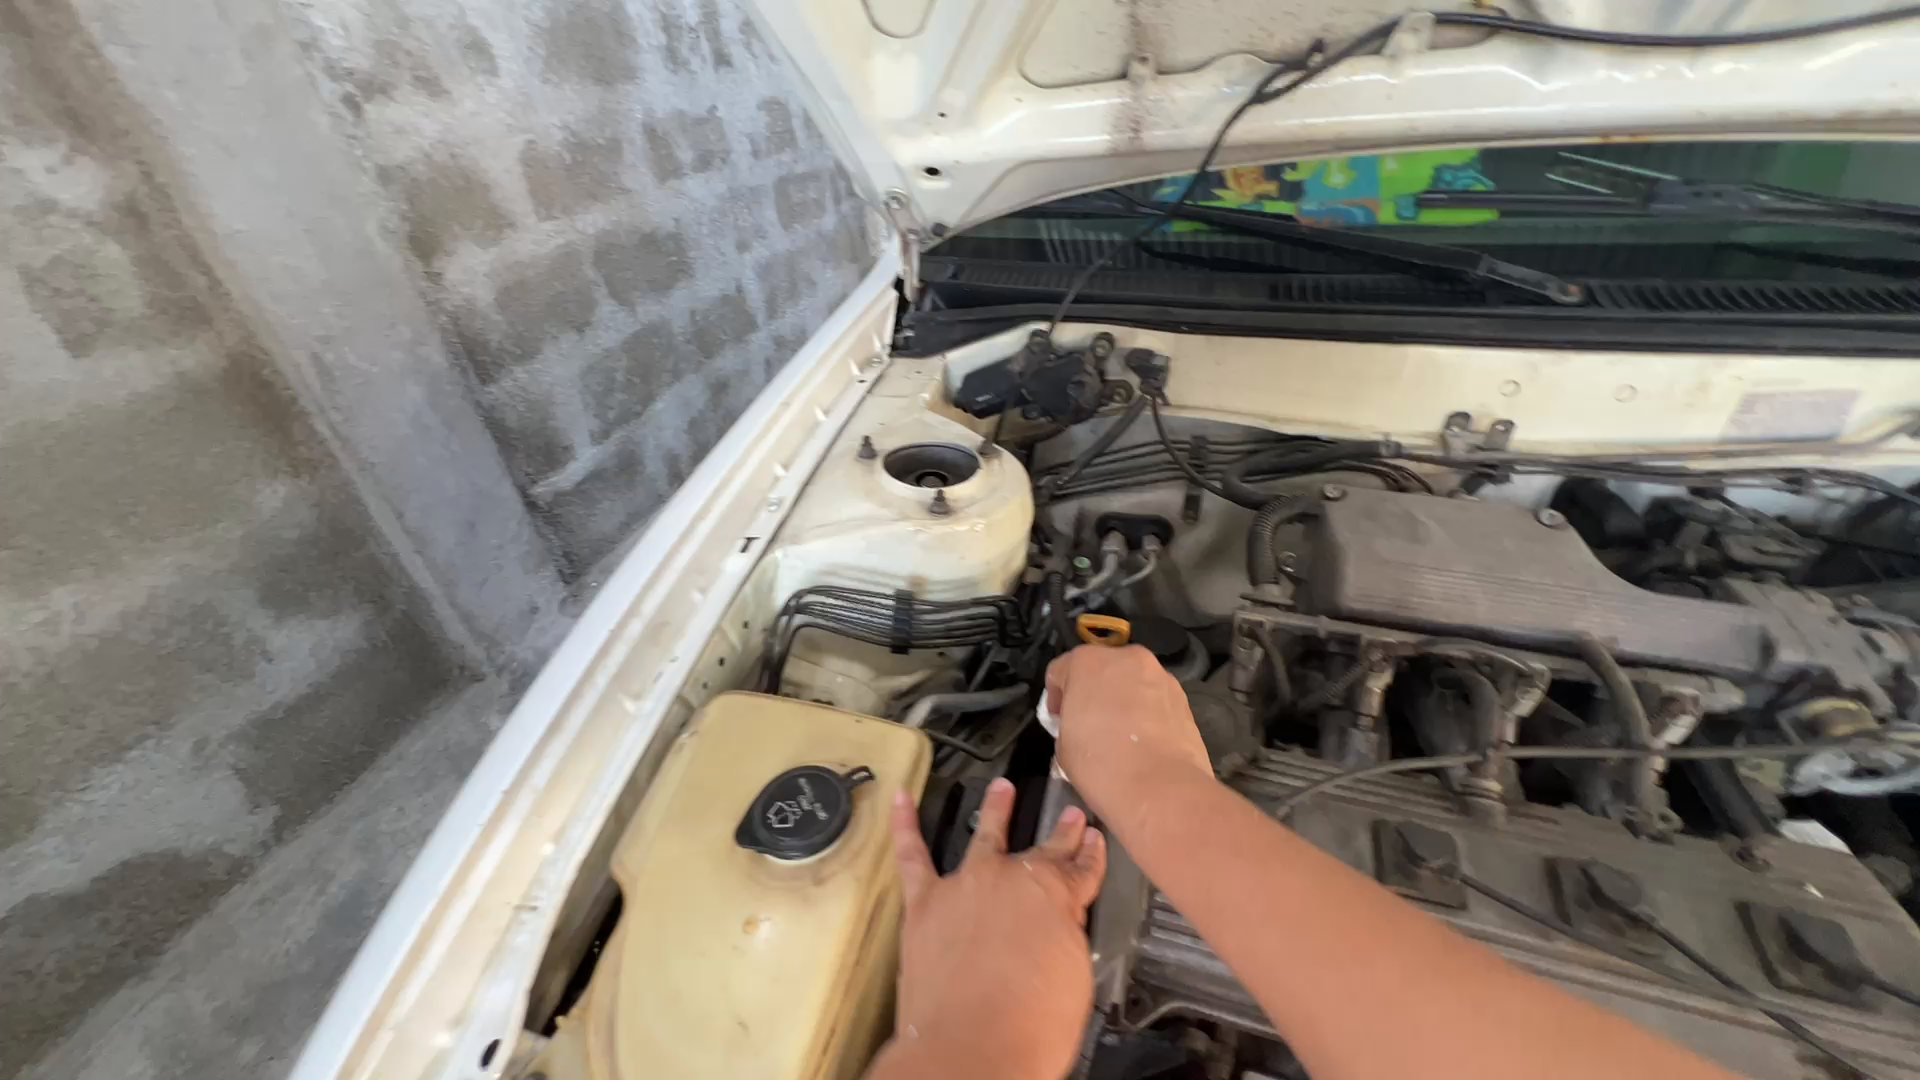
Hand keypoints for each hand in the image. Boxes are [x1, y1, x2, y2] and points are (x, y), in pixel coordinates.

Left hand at [867, 777, 1106, 1079]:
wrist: (970, 1052)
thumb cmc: (1028, 1028)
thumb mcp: (1075, 977)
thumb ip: (1066, 933)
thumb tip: (1060, 917)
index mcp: (1054, 895)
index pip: (1080, 868)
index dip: (1090, 853)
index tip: (1093, 839)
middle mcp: (1010, 878)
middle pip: (1042, 849)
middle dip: (1061, 833)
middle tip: (1070, 816)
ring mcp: (965, 885)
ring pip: (983, 834)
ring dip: (996, 809)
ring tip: (1001, 789)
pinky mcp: (926, 902)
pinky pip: (912, 855)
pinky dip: (904, 824)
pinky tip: (900, 800)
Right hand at [1045, 645, 1210, 813]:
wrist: (1161, 789)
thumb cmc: (1100, 763)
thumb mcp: (1063, 746)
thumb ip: (1068, 723)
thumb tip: (1081, 728)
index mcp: (1087, 662)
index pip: (1060, 670)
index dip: (1056, 697)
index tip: (1059, 721)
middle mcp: (1125, 658)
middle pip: (1101, 669)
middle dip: (1093, 692)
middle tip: (1090, 725)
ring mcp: (1160, 675)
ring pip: (1132, 682)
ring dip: (1123, 699)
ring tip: (1122, 736)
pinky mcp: (1183, 698)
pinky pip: (1155, 699)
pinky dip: (1148, 712)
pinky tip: (1146, 742)